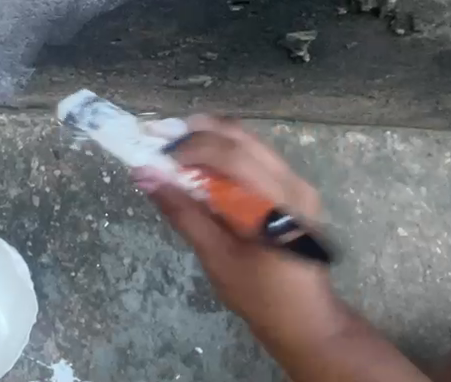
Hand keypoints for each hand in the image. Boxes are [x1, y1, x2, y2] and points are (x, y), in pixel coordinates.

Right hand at [139, 115, 346, 345]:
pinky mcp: (290, 182)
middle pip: (238, 136)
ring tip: (174, 148)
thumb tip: (144, 175)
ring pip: (244, 137)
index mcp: (278, 205)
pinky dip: (219, 147)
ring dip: (205, 135)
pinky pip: (251, 150)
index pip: (232, 157)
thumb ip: (182, 212)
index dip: (191, 148)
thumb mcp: (216, 258)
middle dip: (194, 132)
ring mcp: (295, 179)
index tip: (157, 156)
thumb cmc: (261, 295)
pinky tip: (198, 160)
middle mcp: (292, 182)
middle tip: (160, 141)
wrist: (307, 319)